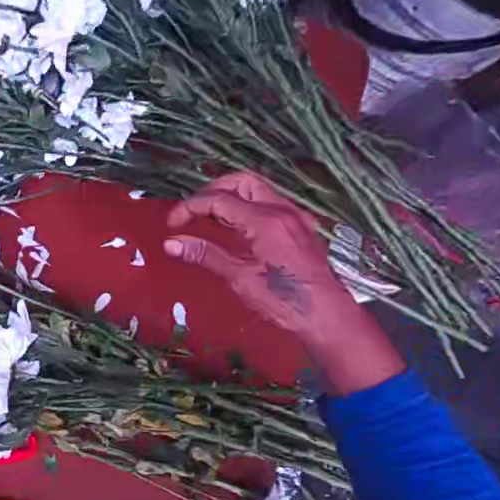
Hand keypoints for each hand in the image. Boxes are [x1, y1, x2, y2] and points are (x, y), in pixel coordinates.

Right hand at [164, 171, 404, 396]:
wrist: (328, 317)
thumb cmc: (286, 302)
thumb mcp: (240, 279)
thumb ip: (206, 255)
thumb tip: (172, 244)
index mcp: (265, 220)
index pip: (218, 199)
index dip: (189, 208)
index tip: (172, 224)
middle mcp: (282, 210)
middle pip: (240, 181)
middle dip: (212, 191)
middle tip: (192, 212)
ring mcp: (296, 217)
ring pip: (258, 189)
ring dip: (232, 196)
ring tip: (211, 219)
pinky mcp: (302, 228)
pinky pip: (272, 203)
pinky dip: (250, 207)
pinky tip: (240, 229)